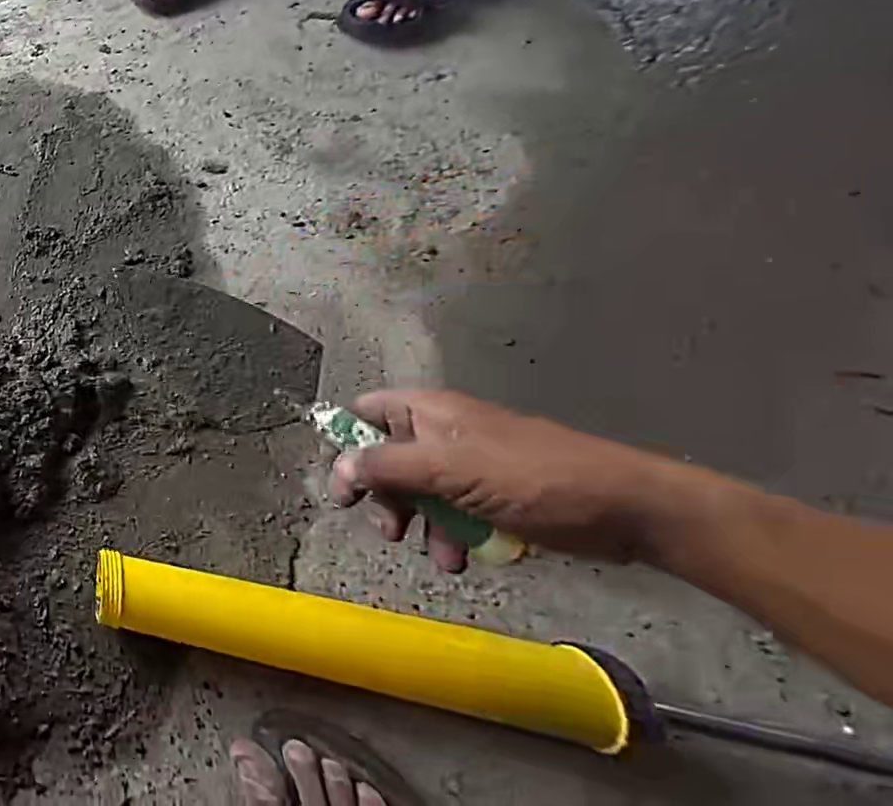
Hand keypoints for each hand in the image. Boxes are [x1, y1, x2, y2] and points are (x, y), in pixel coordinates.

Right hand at [328, 389, 689, 571]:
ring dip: (416, 523)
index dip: (346, 442)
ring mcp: (465, 467)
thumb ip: (385, 465)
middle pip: (384, 459)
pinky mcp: (489, 497)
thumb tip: (340, 468)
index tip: (343, 480)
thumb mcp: (447, 467)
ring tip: (432, 551)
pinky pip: (450, 514)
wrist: (630, 511)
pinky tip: (459, 558)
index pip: (364, 413)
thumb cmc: (533, 476)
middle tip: (387, 527)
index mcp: (426, 412)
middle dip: (382, 495)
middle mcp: (439, 434)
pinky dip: (447, 537)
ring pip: (415, 492)